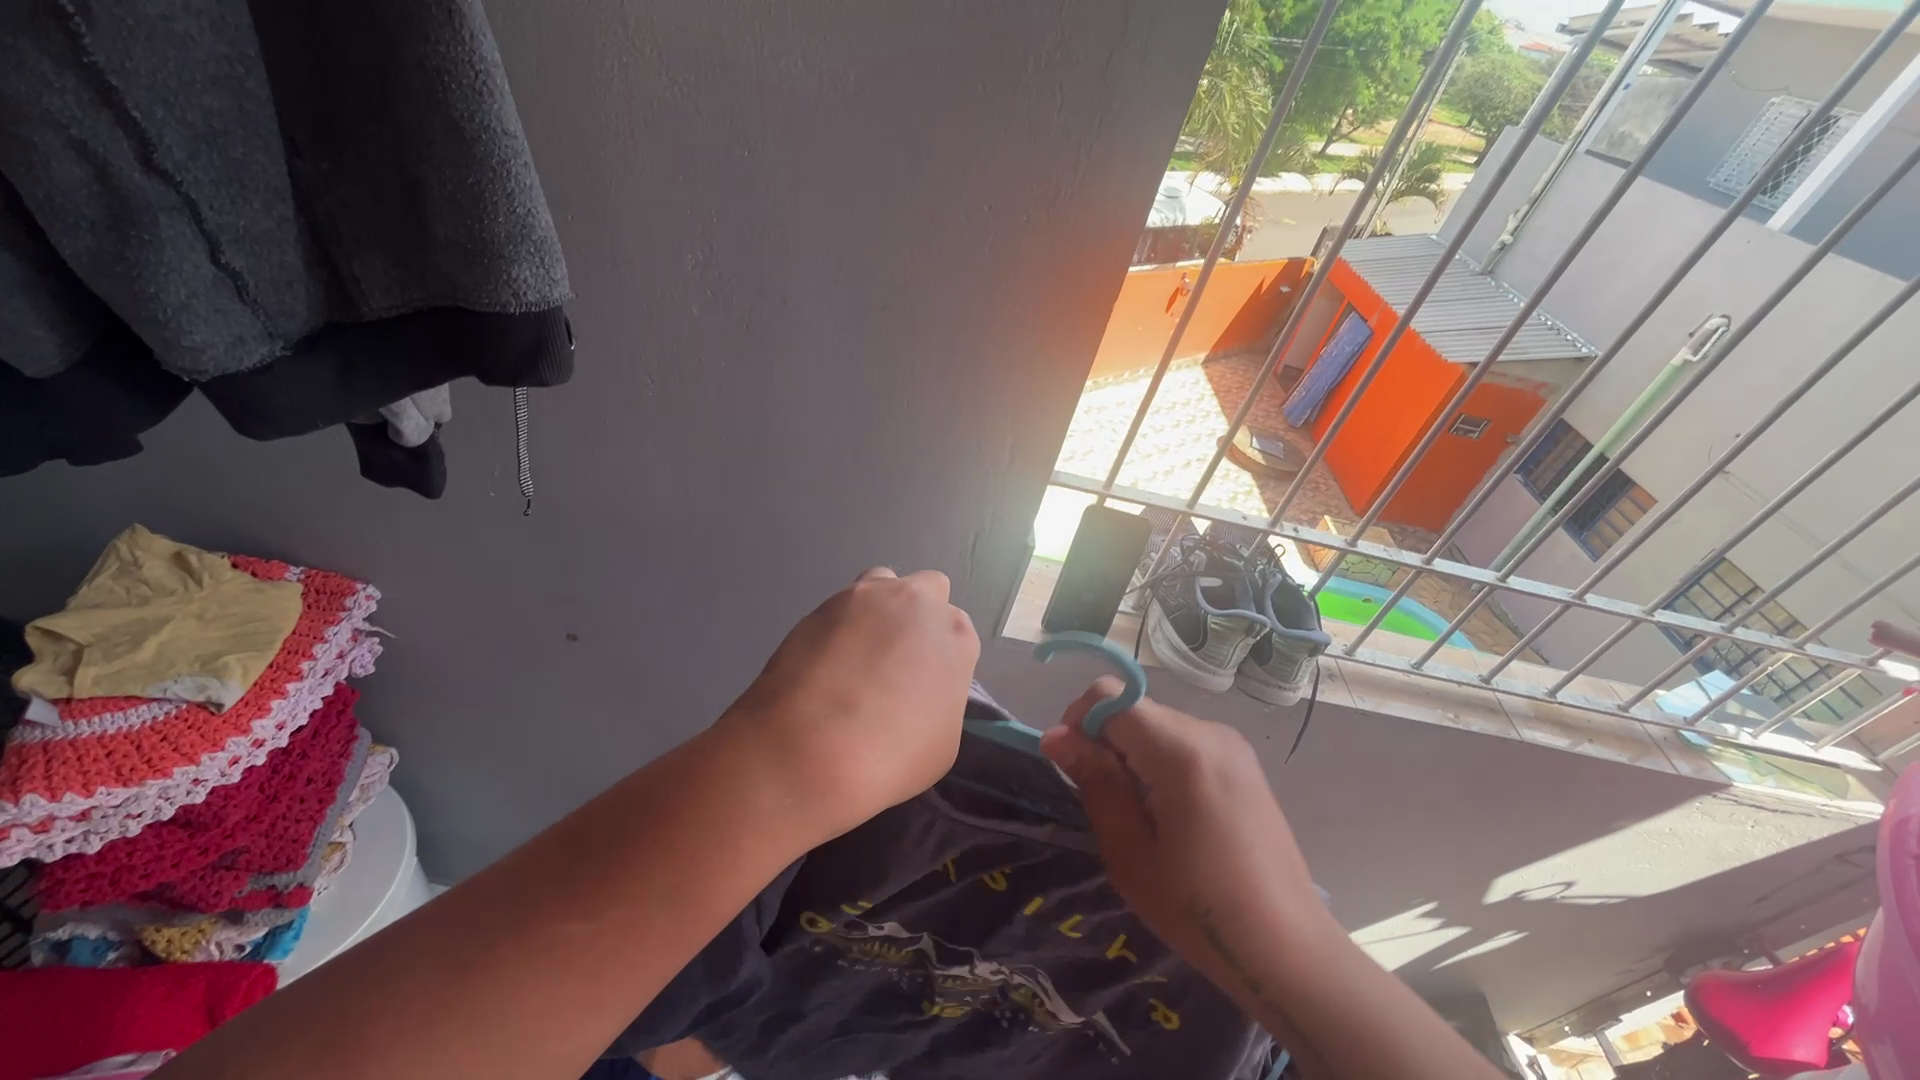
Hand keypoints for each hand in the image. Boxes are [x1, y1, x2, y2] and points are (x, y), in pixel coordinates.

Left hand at [717, 568, 979, 843]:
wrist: (809, 750)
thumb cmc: (890, 757)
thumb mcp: (942, 741)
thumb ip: (939, 699)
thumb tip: (917, 692)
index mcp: (955, 635)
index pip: (956, 630)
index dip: (939, 656)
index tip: (923, 684)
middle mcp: (915, 602)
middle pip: (927, 590)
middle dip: (915, 616)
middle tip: (895, 662)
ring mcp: (863, 598)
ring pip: (881, 585)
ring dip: (877, 611)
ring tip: (855, 658)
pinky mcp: (818, 607)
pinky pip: (838, 610)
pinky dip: (836, 631)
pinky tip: (822, 668)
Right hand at [1039, 680, 1333, 1000]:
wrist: (1285, 945)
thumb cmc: (1198, 908)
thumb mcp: (1130, 852)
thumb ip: (1095, 782)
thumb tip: (1054, 736)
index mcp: (1180, 751)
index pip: (1109, 695)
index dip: (1079, 723)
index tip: (1074, 770)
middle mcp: (1209, 732)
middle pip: (1134, 710)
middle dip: (1106, 744)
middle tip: (1110, 809)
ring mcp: (1232, 745)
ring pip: (1157, 725)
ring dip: (1133, 757)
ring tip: (1143, 819)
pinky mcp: (1243, 763)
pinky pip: (1184, 742)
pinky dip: (1161, 764)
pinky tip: (1173, 817)